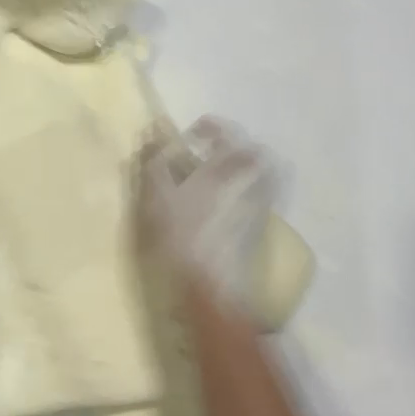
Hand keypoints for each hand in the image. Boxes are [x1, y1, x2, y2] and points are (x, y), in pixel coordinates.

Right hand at [142, 117, 274, 311]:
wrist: (214, 288)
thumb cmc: (182, 236)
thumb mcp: (157, 194)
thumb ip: (155, 161)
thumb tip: (153, 135)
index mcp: (228, 169)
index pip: (230, 133)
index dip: (211, 126)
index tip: (188, 134)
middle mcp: (252, 183)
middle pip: (257, 153)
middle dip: (235, 146)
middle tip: (208, 152)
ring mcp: (260, 207)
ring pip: (262, 175)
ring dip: (240, 168)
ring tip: (212, 177)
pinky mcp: (259, 228)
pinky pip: (258, 196)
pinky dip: (242, 190)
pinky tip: (215, 204)